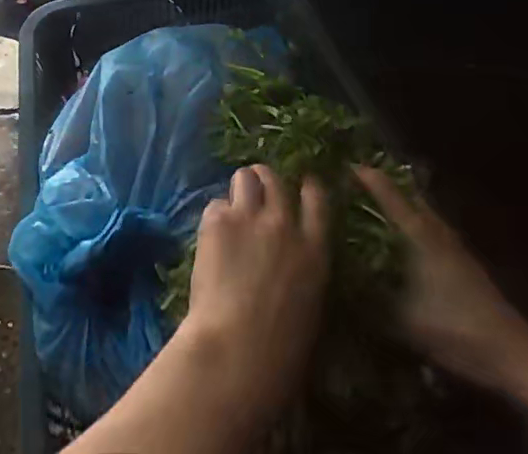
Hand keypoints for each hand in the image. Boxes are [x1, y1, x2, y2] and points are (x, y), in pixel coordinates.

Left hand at [177, 164, 330, 415]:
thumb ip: (303, 268)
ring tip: (232, 202)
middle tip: (254, 191)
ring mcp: (250, 218)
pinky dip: (214, 216)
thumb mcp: (309, 304)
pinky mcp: (219, 221)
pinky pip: (215, 204)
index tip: (301, 184)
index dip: (307, 187)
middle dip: (264, 180)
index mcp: (314, 250)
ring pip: (245, 178)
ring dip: (239, 187)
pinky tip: (211, 236)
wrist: (238, 349)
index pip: (316, 199)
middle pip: (275, 180)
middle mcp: (285, 224)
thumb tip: (291, 259)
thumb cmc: (280, 349)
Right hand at [354, 165, 527, 392]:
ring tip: (374, 206)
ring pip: (423, 212)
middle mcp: (438, 231)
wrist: (515, 356)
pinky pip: (431, 229)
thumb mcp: (403, 321)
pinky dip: (412, 224)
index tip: (343, 164)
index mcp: (420, 235)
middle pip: (409, 195)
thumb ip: (368, 300)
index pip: (388, 195)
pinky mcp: (464, 263)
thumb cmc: (457, 330)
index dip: (366, 177)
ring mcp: (455, 246)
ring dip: (400, 203)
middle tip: (356, 180)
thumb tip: (337, 280)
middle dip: (383, 184)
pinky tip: (402, 241)